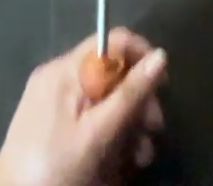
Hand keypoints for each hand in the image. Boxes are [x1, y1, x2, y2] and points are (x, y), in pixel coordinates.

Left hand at [0, 30, 168, 185]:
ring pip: (105, 98)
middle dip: (138, 99)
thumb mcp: (97, 134)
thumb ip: (130, 94)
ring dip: (129, 122)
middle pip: (112, 72)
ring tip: (140, 154)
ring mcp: (52, 104)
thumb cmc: (54, 171)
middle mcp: (57, 79)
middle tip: (153, 129)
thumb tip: (162, 55)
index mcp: (63, 72)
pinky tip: (123, 159)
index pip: (112, 41)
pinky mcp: (51, 127)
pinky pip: (90, 116)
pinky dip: (110, 133)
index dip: (142, 57)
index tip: (161, 86)